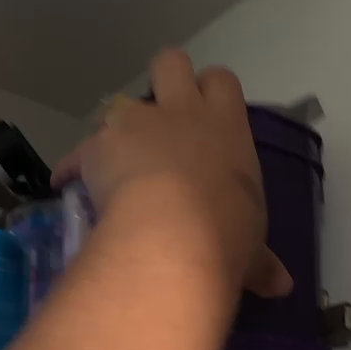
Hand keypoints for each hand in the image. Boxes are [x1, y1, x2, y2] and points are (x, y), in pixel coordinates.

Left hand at [55, 50, 291, 297]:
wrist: (174, 235)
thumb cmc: (225, 235)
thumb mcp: (250, 249)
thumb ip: (262, 262)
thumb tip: (282, 286)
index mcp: (227, 129)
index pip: (222, 83)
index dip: (209, 92)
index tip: (202, 115)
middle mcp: (183, 114)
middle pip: (172, 62)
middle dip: (162, 80)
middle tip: (157, 119)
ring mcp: (138, 125)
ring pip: (119, 102)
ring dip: (115, 127)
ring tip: (110, 160)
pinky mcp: (99, 146)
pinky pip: (78, 152)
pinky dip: (72, 167)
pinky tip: (68, 186)